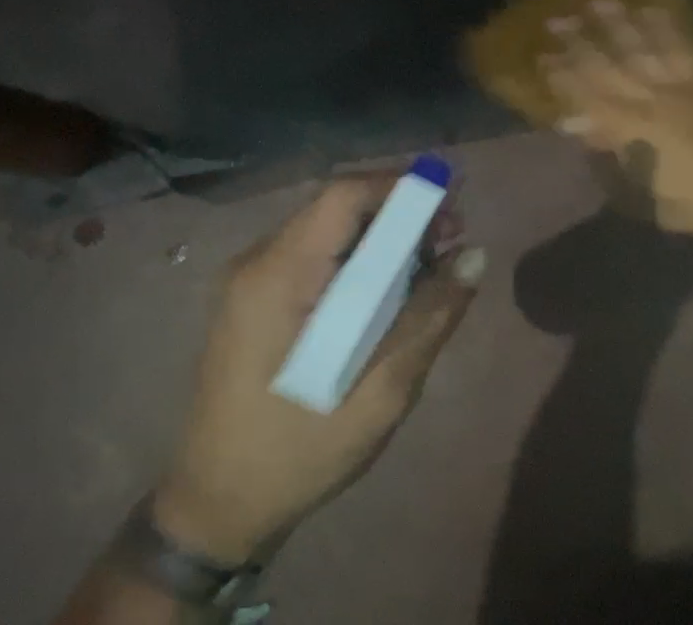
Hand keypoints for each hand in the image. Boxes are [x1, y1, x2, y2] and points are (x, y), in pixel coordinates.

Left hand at [152, 176, 484, 563]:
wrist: (216, 506)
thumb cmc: (298, 452)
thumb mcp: (380, 392)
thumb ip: (430, 318)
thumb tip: (475, 255)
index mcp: (279, 277)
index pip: (344, 196)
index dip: (404, 186)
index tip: (456, 202)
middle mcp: (258, 264)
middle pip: (339, 207)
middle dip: (403, 213)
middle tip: (455, 239)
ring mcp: (252, 282)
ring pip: (330, 231)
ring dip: (385, 238)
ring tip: (435, 264)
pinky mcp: (257, 301)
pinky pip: (317, 258)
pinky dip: (362, 260)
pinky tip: (394, 290)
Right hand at [540, 0, 692, 240]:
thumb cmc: (692, 203)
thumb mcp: (643, 187)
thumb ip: (612, 150)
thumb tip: (575, 121)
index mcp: (636, 128)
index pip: (591, 95)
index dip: (565, 76)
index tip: (542, 56)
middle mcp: (656, 99)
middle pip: (612, 65)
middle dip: (582, 41)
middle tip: (557, 17)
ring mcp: (684, 87)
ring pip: (646, 48)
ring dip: (620, 24)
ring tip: (599, 0)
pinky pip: (685, 48)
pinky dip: (668, 27)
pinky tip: (653, 8)